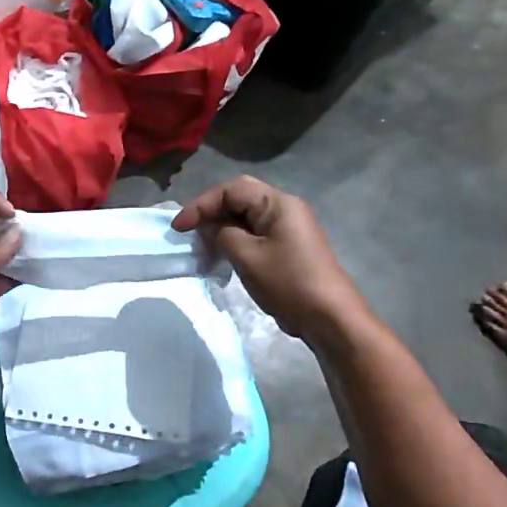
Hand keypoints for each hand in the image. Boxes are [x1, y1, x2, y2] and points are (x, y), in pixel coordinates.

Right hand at [172, 176, 359, 336]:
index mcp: (278, 204)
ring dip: (220, 226)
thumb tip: (211, 229)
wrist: (328, 316)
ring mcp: (287, 228)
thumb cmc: (287, 282)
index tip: (179, 227)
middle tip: (188, 230)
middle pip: (239, 198)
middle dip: (210, 212)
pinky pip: (254, 233)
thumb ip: (222, 234)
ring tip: (200, 244)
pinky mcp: (286, 246)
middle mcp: (284, 209)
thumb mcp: (246, 256)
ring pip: (245, 216)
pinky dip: (233, 239)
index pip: (231, 190)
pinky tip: (220, 254)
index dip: (201, 204)